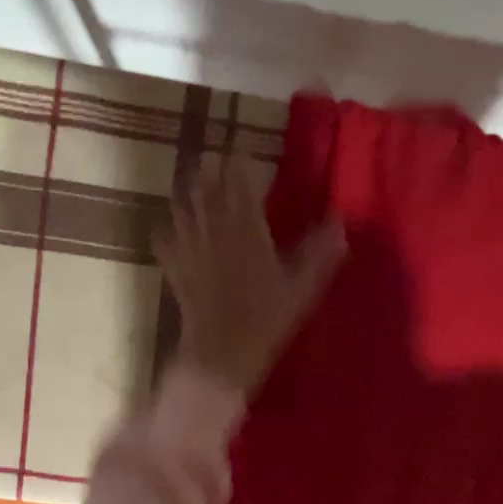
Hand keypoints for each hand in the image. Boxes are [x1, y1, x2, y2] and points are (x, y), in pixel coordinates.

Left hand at [153, 163, 346, 394]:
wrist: (220, 354)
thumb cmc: (265, 320)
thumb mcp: (302, 288)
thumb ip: (320, 252)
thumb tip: (340, 221)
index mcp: (245, 224)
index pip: (239, 177)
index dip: (241, 159)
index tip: (245, 149)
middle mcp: (212, 226)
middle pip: (206, 183)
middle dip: (212, 168)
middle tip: (219, 160)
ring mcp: (187, 245)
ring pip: (181, 203)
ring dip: (189, 190)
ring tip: (196, 185)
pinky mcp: (173, 267)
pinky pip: (163, 237)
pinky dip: (168, 228)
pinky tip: (173, 230)